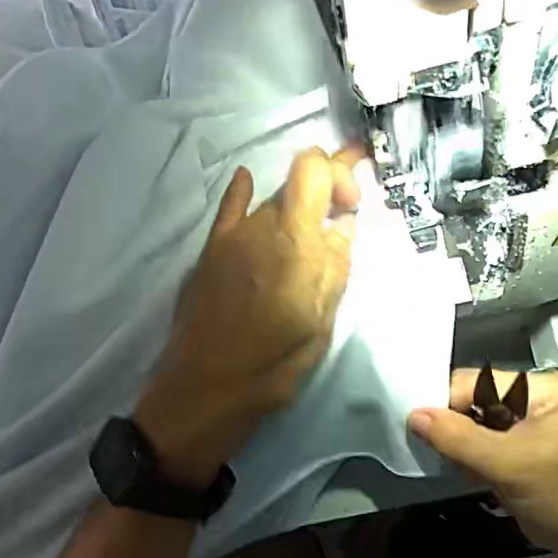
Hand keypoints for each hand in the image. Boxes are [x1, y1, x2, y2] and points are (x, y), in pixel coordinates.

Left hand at [136, 147, 362, 487]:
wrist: (206, 390)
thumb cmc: (273, 365)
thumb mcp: (321, 323)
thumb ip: (335, 268)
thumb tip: (342, 227)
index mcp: (293, 243)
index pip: (314, 168)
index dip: (339, 173)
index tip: (351, 207)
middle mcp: (260, 228)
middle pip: (295, 185)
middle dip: (322, 195)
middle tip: (338, 224)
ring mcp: (230, 237)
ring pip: (269, 204)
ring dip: (293, 212)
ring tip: (303, 244)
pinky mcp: (209, 252)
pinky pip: (229, 209)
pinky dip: (243, 192)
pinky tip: (247, 181)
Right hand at [407, 369, 557, 557]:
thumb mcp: (508, 465)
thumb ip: (458, 438)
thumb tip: (414, 415)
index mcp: (548, 387)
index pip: (482, 381)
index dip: (449, 402)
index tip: (418, 426)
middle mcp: (540, 396)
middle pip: (477, 399)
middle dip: (457, 427)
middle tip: (442, 453)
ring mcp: (531, 422)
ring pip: (476, 422)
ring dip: (463, 446)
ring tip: (466, 469)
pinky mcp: (523, 445)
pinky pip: (484, 440)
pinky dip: (473, 457)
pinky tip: (475, 475)